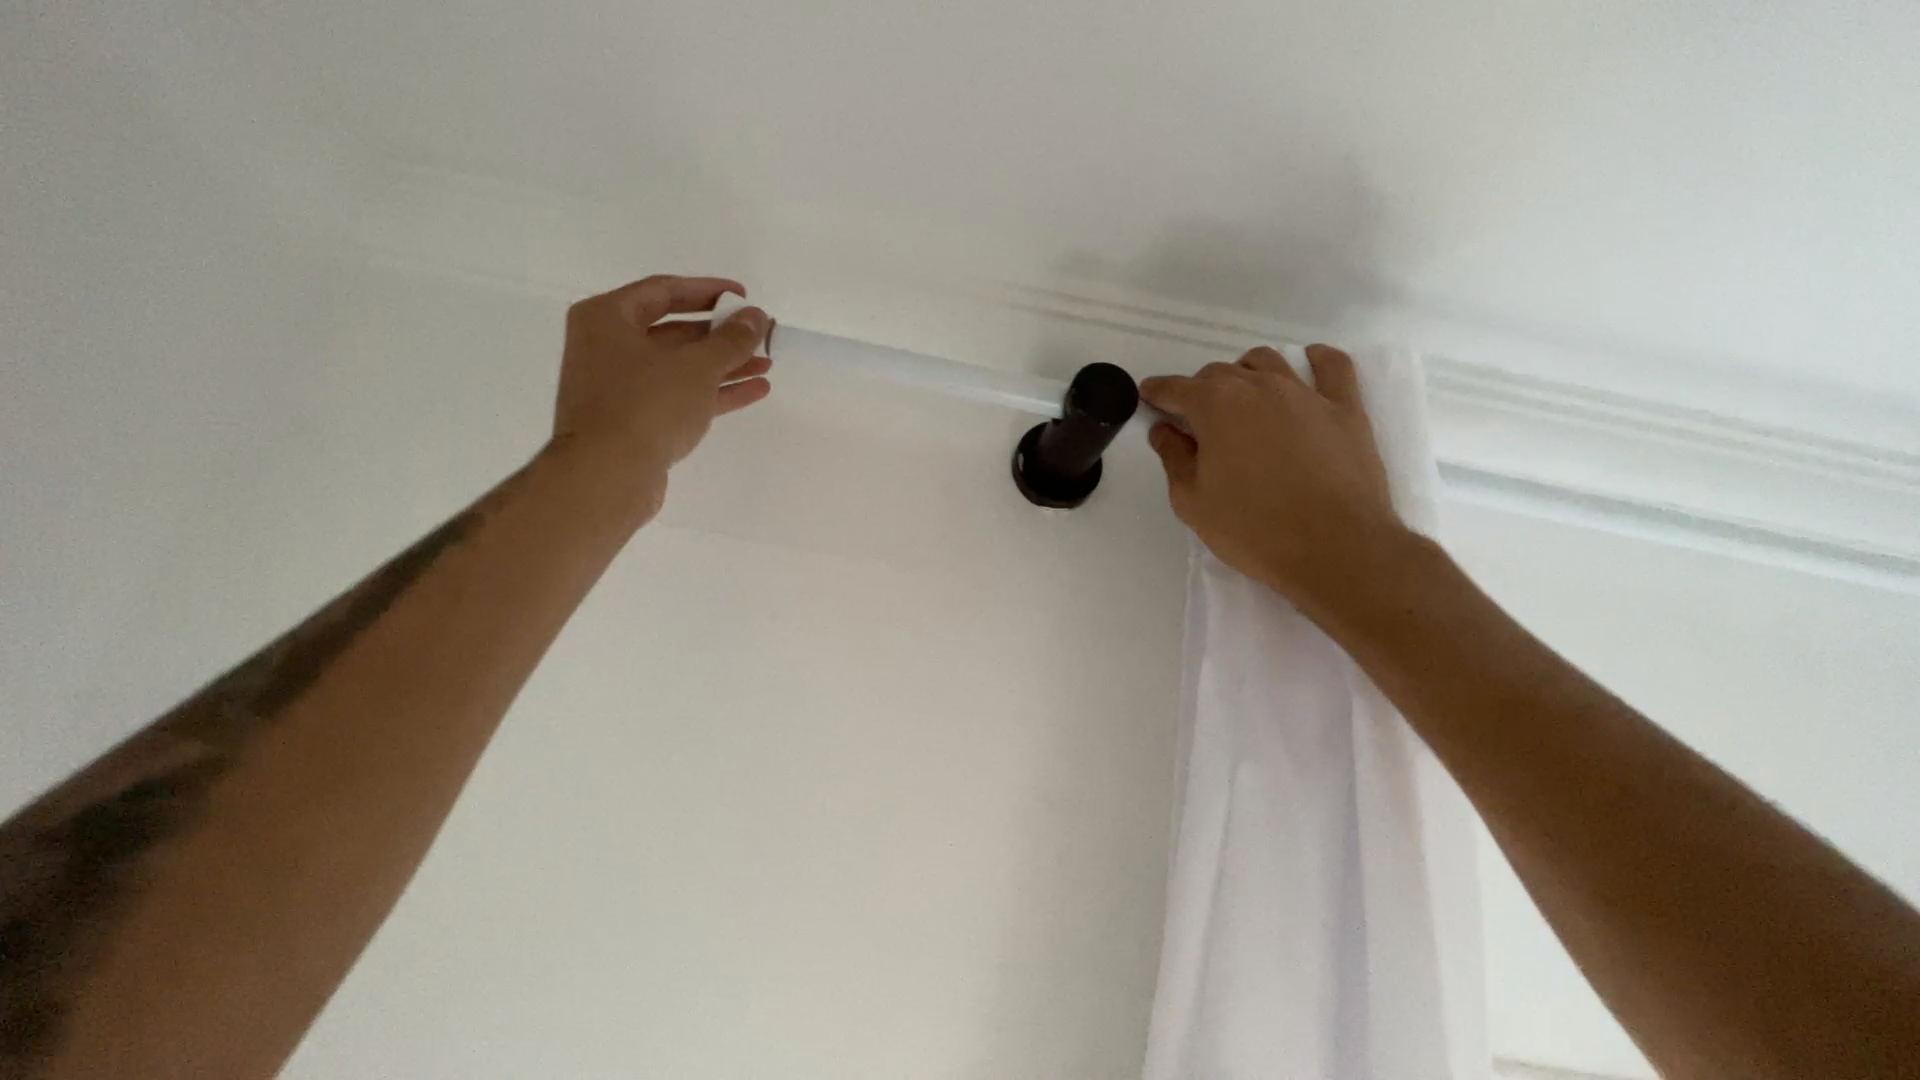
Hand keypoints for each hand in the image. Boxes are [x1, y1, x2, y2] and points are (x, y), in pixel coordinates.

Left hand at [549, 275, 771, 508]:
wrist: (607, 477)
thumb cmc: (646, 406)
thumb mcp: (697, 366)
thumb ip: (731, 339)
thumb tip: (756, 317)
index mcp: (607, 319)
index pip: (664, 291)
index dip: (708, 291)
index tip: (742, 296)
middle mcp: (607, 348)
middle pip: (674, 332)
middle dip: (721, 336)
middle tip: (759, 335)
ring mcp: (619, 388)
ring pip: (680, 368)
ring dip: (723, 366)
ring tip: (766, 365)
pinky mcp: (634, 422)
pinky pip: (679, 397)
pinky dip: (713, 393)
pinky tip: (753, 390)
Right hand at [1140, 345, 1406, 616]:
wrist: (1335, 549)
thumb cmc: (1253, 530)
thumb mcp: (1193, 502)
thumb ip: (1174, 458)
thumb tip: (1165, 431)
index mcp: (1215, 407)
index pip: (1176, 389)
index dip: (1158, 392)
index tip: (1149, 397)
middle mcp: (1258, 387)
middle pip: (1220, 373)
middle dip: (1200, 390)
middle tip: (1196, 420)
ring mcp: (1306, 394)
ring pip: (1268, 362)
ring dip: (1246, 373)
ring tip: (1243, 399)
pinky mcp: (1345, 409)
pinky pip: (1333, 367)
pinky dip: (1316, 360)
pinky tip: (1309, 363)